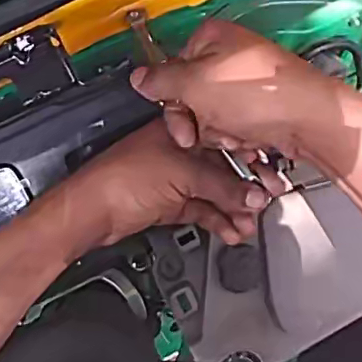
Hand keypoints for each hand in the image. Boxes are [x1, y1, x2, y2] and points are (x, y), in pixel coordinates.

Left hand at [42, 119, 270, 250]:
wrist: (92, 212)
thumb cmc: (122, 178)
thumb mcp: (182, 175)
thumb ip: (222, 186)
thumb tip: (253, 195)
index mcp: (181, 131)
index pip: (225, 140)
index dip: (250, 159)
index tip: (269, 175)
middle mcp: (179, 151)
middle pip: (223, 169)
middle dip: (246, 188)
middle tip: (266, 203)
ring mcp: (175, 178)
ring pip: (214, 192)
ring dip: (234, 209)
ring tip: (249, 224)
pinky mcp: (170, 202)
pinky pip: (202, 209)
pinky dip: (217, 220)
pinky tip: (231, 230)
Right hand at [129, 18, 350, 160]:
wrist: (310, 119)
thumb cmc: (262, 94)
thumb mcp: (196, 85)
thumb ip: (161, 81)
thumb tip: (139, 77)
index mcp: (212, 38)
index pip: (172, 71)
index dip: (173, 99)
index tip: (178, 116)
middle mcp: (229, 56)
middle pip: (191, 96)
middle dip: (198, 120)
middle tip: (205, 130)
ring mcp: (246, 82)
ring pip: (211, 116)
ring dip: (219, 132)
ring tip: (236, 132)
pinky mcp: (260, 105)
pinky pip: (234, 126)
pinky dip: (238, 137)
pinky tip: (249, 139)